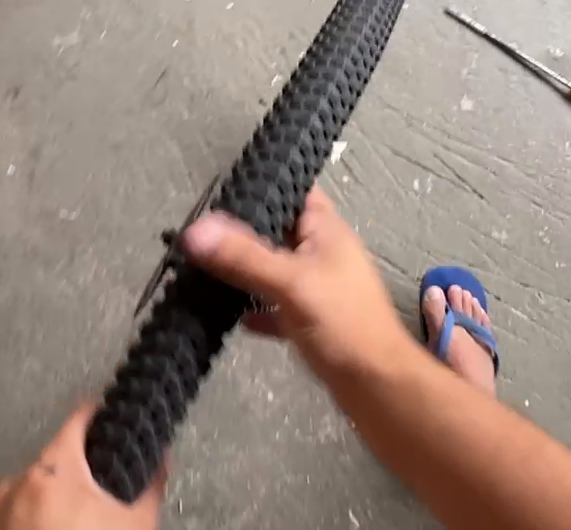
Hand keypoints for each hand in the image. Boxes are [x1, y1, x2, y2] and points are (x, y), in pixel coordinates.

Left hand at [0, 403, 164, 529]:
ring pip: (36, 488)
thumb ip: (151, 484)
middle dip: (82, 467)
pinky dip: (36, 521)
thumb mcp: (134, 526)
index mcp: (54, 468)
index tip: (116, 417)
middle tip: (105, 486)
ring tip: (81, 520)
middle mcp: (18, 484)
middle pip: (58, 456)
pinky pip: (17, 516)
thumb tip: (163, 458)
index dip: (102, 413)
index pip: (80, 417)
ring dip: (58, 496)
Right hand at [180, 185, 410, 386]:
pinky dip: (255, 308)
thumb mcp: (290, 282)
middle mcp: (322, 252)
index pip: (297, 191)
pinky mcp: (310, 320)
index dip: (267, 184)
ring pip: (275, 268)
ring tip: (201, 267)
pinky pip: (276, 306)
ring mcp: (317, 287)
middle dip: (243, 230)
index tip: (224, 186)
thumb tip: (194, 229)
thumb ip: (243, 256)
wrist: (376, 386)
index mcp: (326, 230)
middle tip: (199, 231)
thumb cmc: (341, 322)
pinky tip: (227, 315)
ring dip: (245, 270)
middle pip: (279, 230)